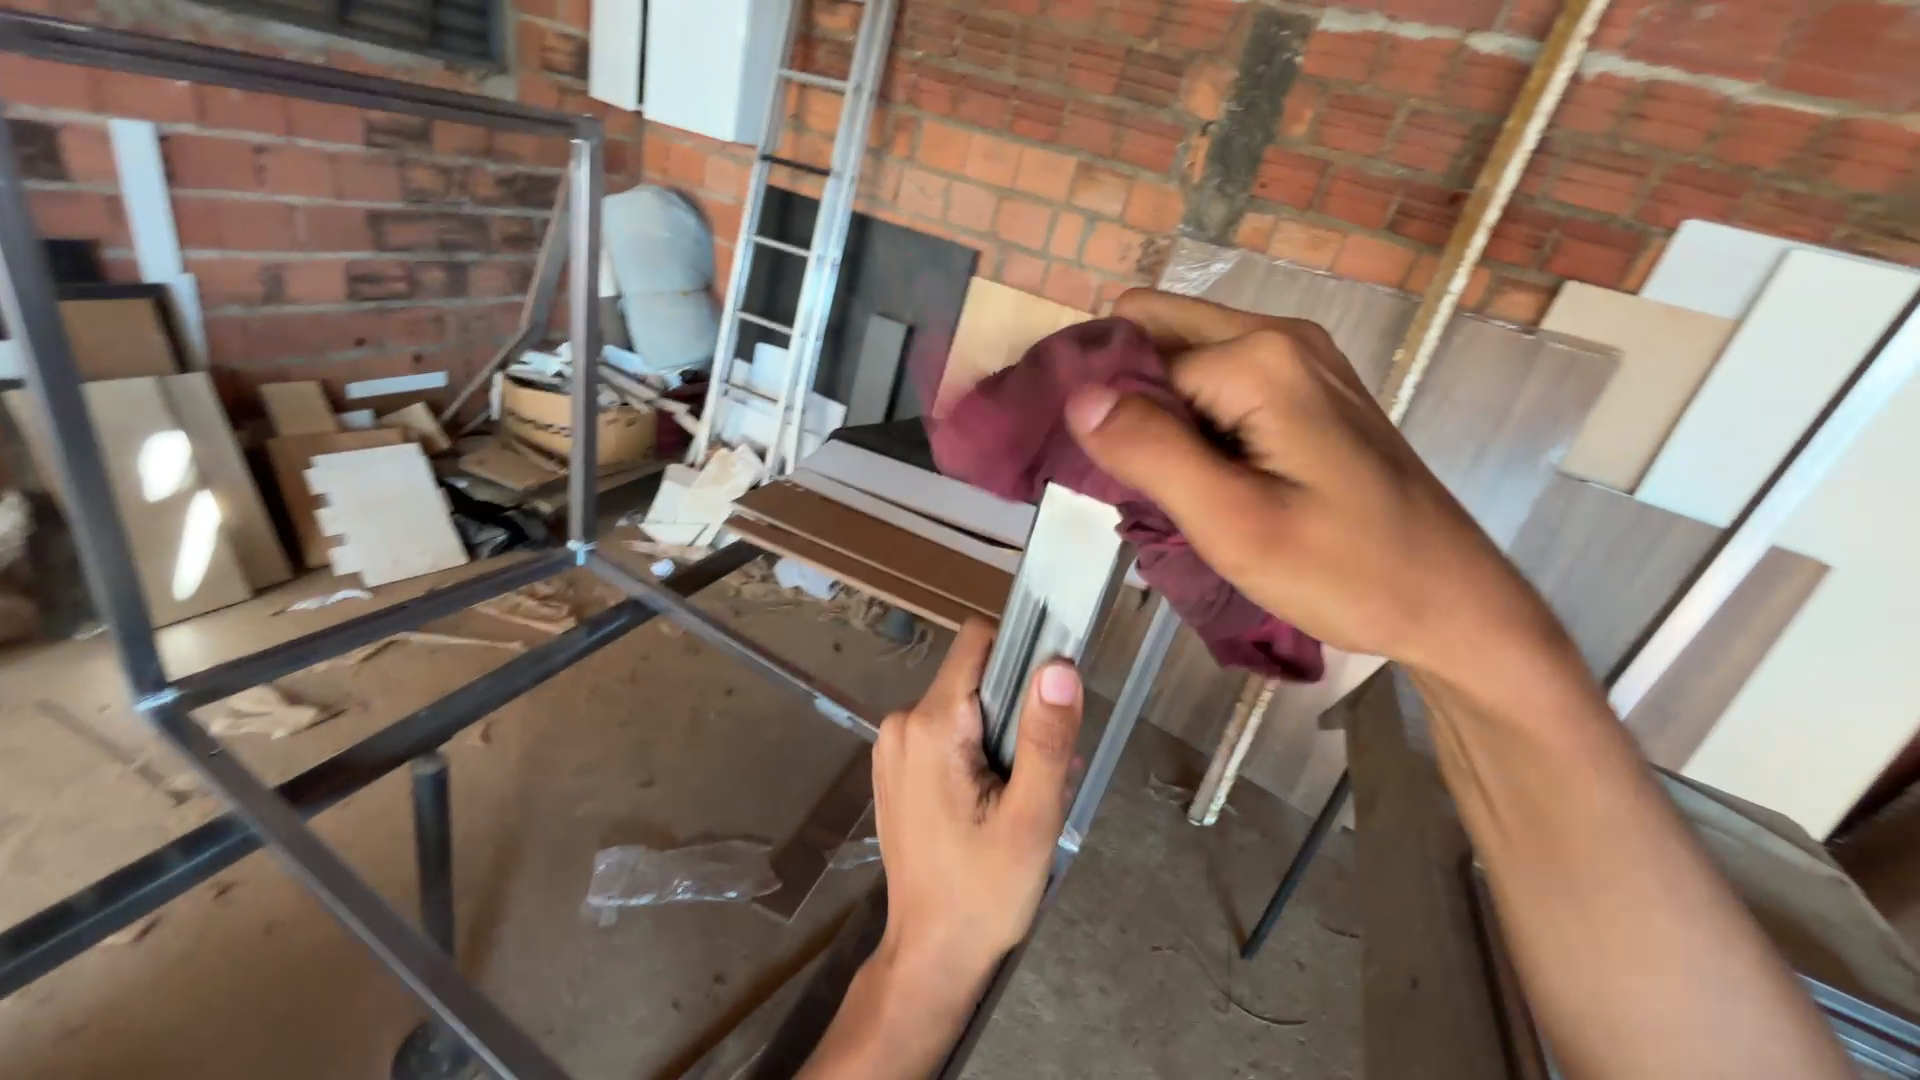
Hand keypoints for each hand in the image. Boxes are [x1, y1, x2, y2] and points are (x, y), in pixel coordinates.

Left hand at [871, 619, 1082, 989]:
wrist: (932, 953)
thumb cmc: (985, 891)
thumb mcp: (1032, 818)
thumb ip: (1046, 737)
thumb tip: (1060, 666)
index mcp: (931, 725)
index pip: (978, 642)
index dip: (1022, 655)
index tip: (1051, 700)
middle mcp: (902, 723)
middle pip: (976, 679)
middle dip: (1017, 713)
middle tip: (1038, 775)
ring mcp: (893, 747)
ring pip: (965, 708)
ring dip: (1000, 739)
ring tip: (1017, 798)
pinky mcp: (896, 768)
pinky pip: (947, 735)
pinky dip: (977, 755)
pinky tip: (993, 804)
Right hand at [1066, 289, 1556, 681]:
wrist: (1450, 602)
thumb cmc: (1345, 571)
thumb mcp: (1233, 522)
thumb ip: (1151, 451)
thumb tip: (1077, 394)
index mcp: (1259, 358)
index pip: (1136, 364)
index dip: (1110, 419)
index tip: (1112, 484)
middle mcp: (1280, 338)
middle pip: (1156, 338)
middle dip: (1125, 399)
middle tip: (1130, 477)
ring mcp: (1300, 362)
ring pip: (1184, 364)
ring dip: (1157, 417)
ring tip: (1165, 487)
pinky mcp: (1308, 393)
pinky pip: (1219, 387)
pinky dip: (1192, 426)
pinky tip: (1202, 480)